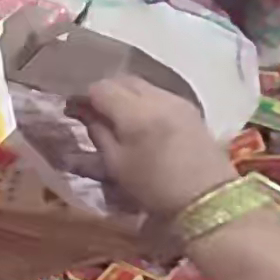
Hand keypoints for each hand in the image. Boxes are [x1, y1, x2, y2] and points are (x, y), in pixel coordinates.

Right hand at [76, 76, 238, 218]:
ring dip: (123, 95)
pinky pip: (157, 93)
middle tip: (92, 113)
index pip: (100, 88)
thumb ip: (97, 131)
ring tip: (114, 117)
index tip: (74, 112)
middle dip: (103, 92)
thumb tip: (82, 111)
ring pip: (141, 85)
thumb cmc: (152, 187)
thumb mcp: (115, 163)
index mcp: (136, 113)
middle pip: (122, 80)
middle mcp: (158, 98)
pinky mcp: (190, 108)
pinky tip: (138, 120)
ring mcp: (177, 100)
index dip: (83, 97)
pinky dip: (141, 100)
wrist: (206, 199)